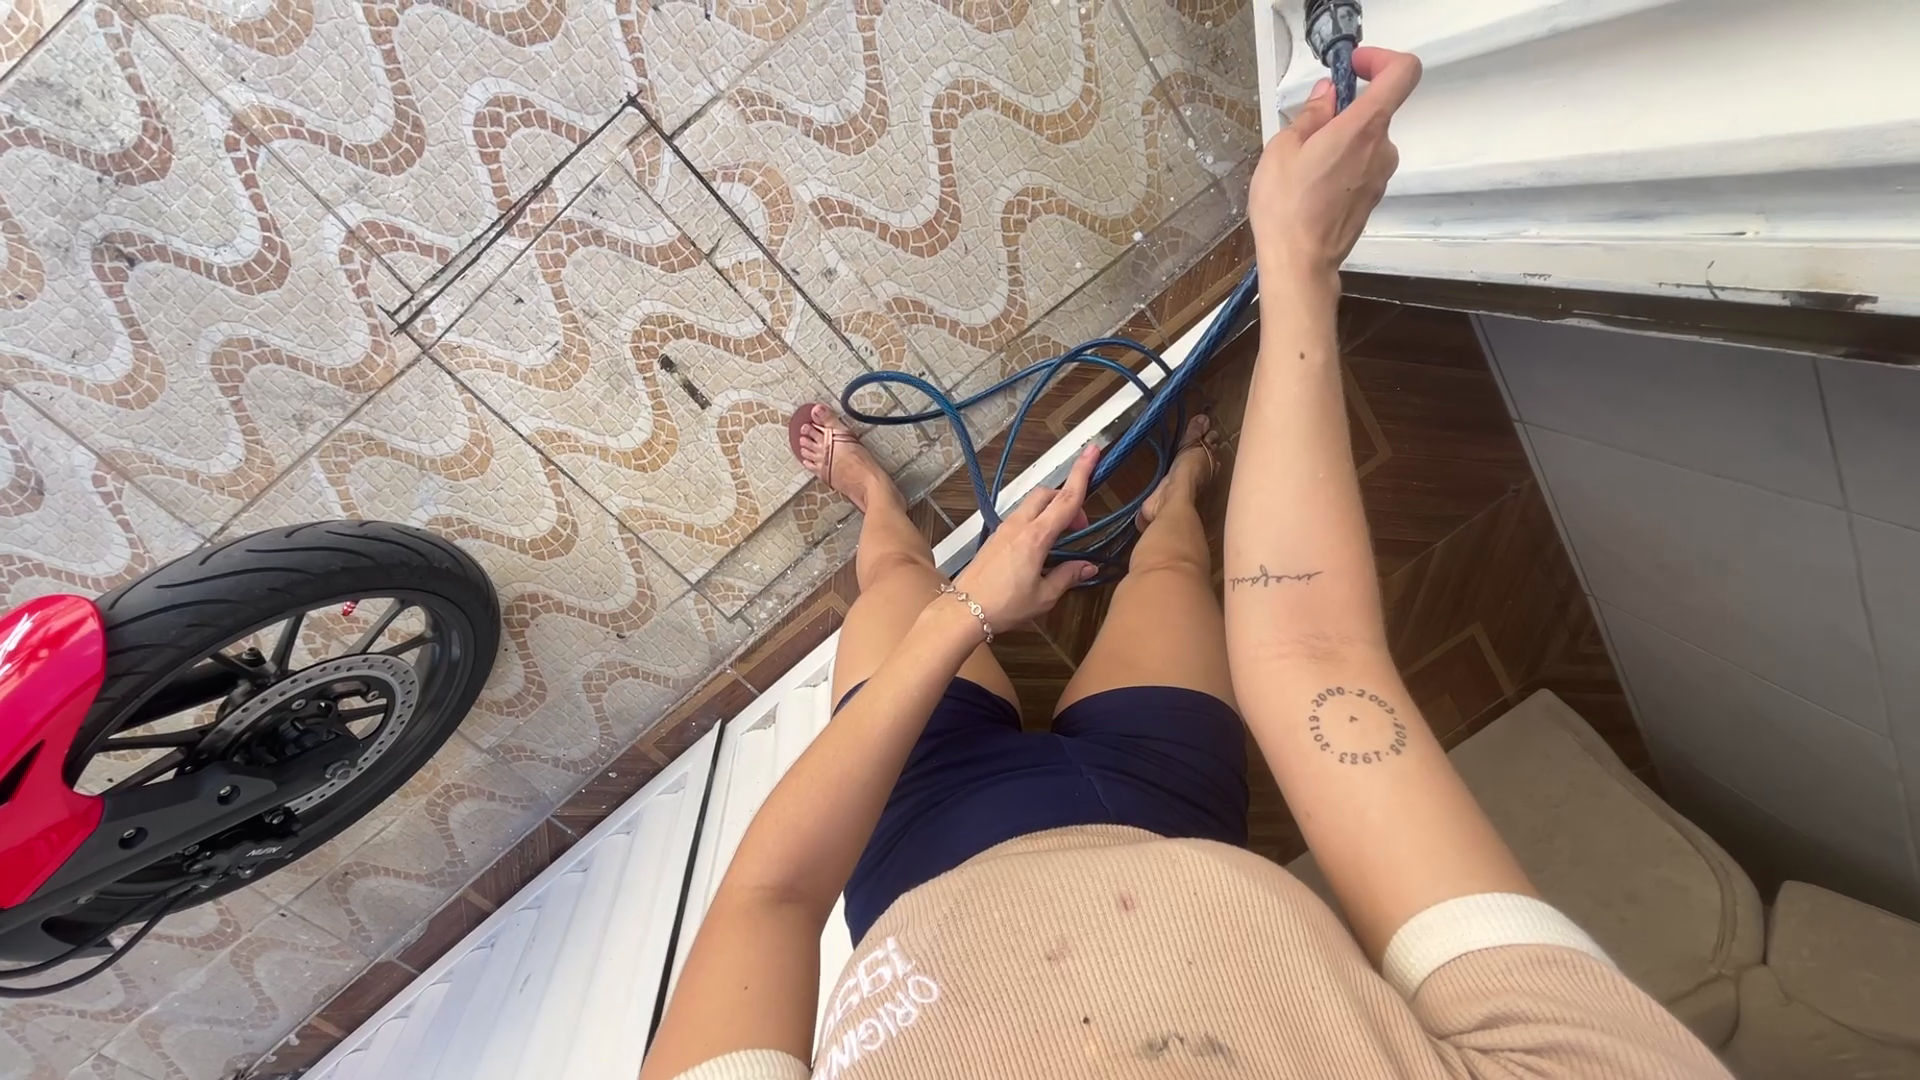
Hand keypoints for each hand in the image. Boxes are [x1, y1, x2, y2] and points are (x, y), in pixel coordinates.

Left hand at [952, 443, 1100, 627]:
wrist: (963, 611)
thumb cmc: (1002, 606)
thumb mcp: (1044, 596)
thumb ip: (1068, 576)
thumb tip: (1087, 567)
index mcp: (1035, 537)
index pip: (1066, 498)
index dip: (1082, 472)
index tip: (1092, 451)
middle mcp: (1018, 526)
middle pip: (1048, 494)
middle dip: (1068, 499)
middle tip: (1080, 524)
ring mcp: (1004, 529)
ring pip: (1033, 504)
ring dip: (1051, 511)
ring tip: (1062, 537)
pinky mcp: (995, 537)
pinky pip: (1021, 518)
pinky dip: (1037, 521)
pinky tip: (1041, 545)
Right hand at [1248, 47, 1421, 284]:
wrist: (1299, 263)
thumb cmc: (1287, 210)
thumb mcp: (1281, 151)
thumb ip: (1309, 116)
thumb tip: (1324, 99)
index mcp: (1363, 127)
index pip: (1401, 72)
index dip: (1380, 60)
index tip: (1354, 68)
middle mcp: (1381, 149)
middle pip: (1373, 115)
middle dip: (1341, 118)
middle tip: (1305, 138)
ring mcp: (1379, 178)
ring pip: (1363, 147)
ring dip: (1337, 149)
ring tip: (1302, 173)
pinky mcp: (1370, 201)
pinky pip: (1358, 173)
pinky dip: (1338, 173)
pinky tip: (1309, 193)